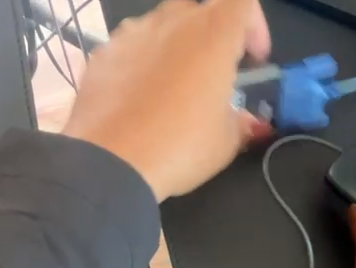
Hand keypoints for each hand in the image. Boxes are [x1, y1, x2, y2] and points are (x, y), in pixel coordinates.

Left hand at [61, 0, 271, 201]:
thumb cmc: (178, 148)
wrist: (109, 164)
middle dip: (209, 39)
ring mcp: (132, 34)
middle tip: (209, 77)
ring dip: (171, 50)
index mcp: (213, 32)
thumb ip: (241, 124)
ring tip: (168, 90)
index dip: (254, 26)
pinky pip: (128, 52)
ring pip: (159, 28)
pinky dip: (137, 68)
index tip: (253, 59)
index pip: (244, 2)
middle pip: (199, 12)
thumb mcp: (224, 144)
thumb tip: (250, 123)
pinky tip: (134, 102)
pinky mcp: (101, 55)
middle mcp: (172, 20)